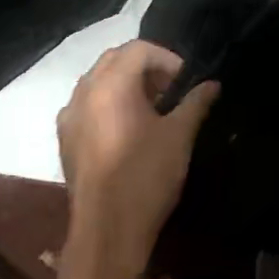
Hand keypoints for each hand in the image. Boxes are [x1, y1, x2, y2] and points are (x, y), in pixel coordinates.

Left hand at [56, 41, 219, 263]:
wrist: (108, 228)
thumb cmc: (146, 175)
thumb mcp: (180, 135)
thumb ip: (196, 102)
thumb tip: (212, 84)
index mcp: (110, 86)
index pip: (138, 49)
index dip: (168, 59)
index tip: (187, 82)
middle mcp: (83, 94)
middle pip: (114, 60)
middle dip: (146, 67)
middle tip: (172, 90)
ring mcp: (69, 118)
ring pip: (98, 82)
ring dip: (127, 84)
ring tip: (154, 109)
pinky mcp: (66, 140)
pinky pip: (88, 105)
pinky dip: (110, 103)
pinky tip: (131, 129)